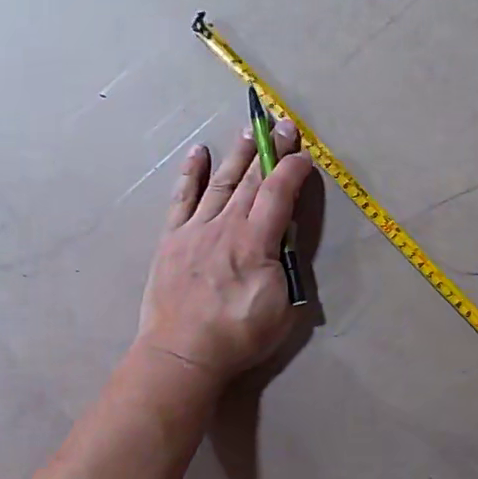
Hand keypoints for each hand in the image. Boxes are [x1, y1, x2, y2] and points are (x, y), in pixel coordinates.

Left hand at [136, 118, 311, 380]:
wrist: (182, 352)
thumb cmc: (239, 336)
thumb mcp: (282, 308)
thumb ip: (286, 269)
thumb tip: (283, 242)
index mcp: (256, 242)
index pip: (278, 193)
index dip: (293, 170)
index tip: (305, 156)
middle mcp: (226, 226)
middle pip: (252, 180)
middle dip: (270, 151)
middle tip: (282, 126)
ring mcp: (195, 229)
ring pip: (220, 183)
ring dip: (237, 155)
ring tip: (249, 131)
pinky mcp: (172, 239)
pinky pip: (182, 198)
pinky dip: (192, 174)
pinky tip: (198, 153)